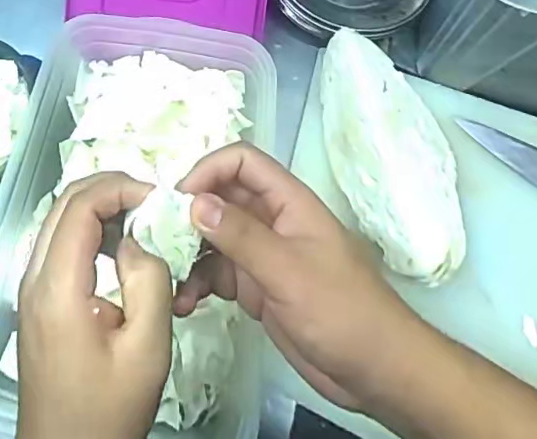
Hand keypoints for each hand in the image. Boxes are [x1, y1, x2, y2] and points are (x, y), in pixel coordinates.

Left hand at [17, 173, 170, 438]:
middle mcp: (33, 275)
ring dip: (99, 206)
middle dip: (109, 188)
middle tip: (150, 199)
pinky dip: (89, 229)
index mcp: (56, 285)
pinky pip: (59, 242)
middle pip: (65, 202)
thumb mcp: (146, 350)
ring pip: (60, 218)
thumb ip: (148, 281)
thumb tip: (139, 238)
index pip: (80, 205)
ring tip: (140, 217)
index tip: (157, 197)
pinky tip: (118, 245)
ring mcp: (30, 286)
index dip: (119, 187)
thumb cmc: (107, 411)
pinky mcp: (36, 297)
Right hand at [174, 143, 415, 412]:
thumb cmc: (342, 311)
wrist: (379, 375)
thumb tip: (193, 202)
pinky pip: (217, 272)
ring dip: (188, 253)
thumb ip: (240, 235)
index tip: (178, 199)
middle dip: (188, 213)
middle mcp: (270, 220)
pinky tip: (184, 303)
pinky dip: (198, 283)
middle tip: (158, 238)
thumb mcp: (288, 271)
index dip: (208, 170)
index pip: (242, 162)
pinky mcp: (256, 286)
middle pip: (220, 197)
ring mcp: (262, 253)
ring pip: (213, 236)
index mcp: (287, 201)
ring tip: (167, 278)